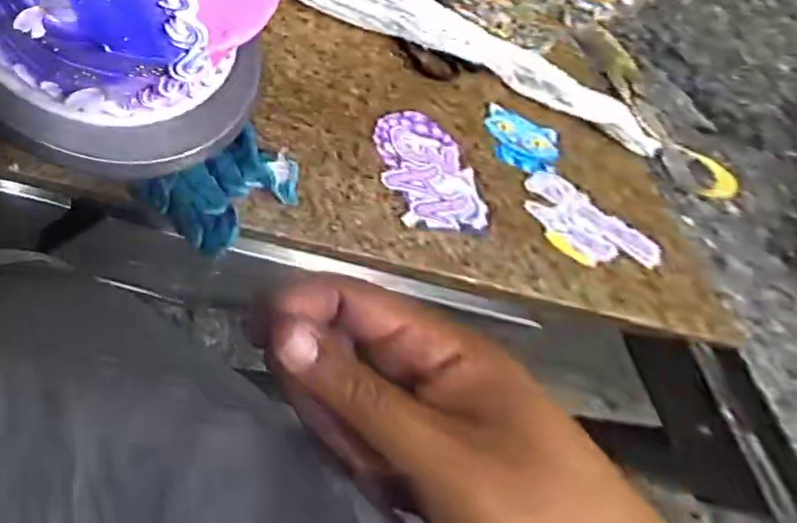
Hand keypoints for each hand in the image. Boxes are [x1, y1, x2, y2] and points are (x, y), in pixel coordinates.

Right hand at [253, 275, 660, 522]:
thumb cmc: (538, 515)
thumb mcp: (443, 455)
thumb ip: (354, 390)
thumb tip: (275, 327)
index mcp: (441, 346)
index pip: (345, 296)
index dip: (296, 305)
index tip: (258, 338)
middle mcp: (424, 363)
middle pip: (331, 338)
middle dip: (320, 383)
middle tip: (342, 437)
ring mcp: (418, 403)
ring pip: (334, 383)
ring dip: (337, 423)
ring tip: (376, 471)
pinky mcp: (413, 440)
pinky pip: (352, 420)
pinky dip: (352, 446)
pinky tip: (380, 479)